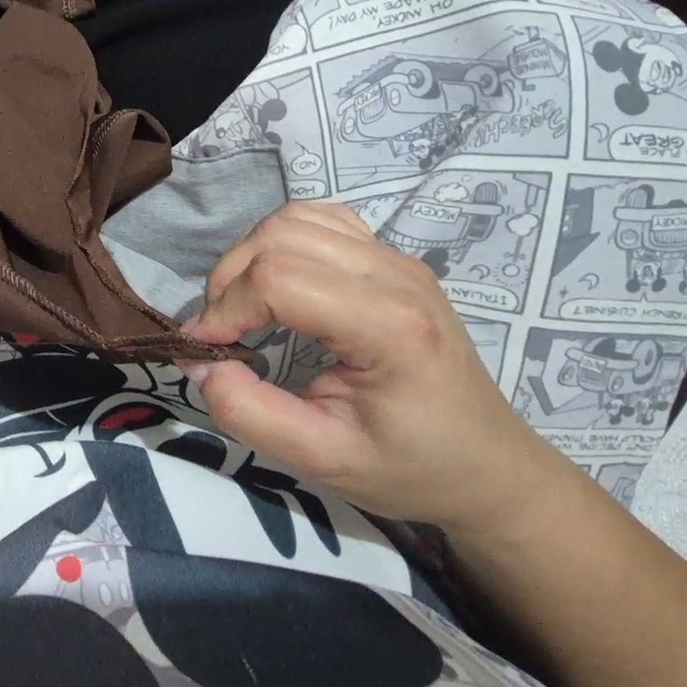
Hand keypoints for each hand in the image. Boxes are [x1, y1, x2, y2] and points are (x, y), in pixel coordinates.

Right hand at [181, 202, 564, 534]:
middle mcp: (396, 275)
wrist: (487, 464)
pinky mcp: (390, 257)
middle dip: (229, 282)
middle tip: (220, 335)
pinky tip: (277, 284)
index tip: (205, 350)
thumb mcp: (322, 460)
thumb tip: (200, 363)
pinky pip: (319, 220)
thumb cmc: (410, 468)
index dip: (225, 309)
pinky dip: (280, 242)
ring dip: (250, 258)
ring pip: (294, 219)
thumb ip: (249, 412)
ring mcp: (396, 258)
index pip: (279, 278)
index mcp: (389, 326)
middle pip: (280, 237)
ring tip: (242, 309)